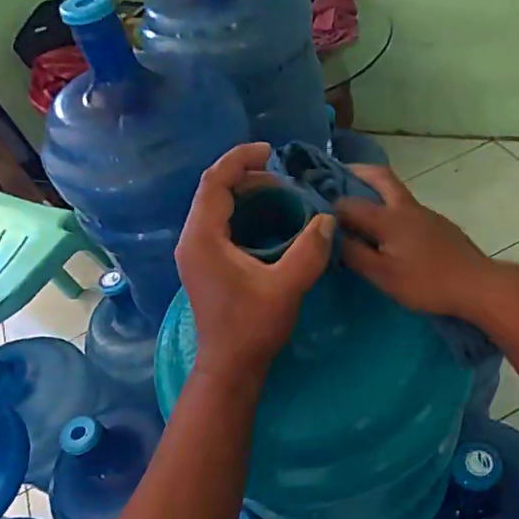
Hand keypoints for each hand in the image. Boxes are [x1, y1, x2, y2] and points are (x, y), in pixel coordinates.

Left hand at [175, 144, 333, 377]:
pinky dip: (242, 214)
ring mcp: (195, 254)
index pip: (215, 182)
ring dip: (245, 195)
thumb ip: (308, 250)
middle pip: (213, 192)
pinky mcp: (204, 266)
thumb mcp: (287, 287)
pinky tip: (269, 221)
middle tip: (284, 179)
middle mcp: (192, 240)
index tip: (271, 152)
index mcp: (203, 238)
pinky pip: (218, 225)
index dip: (240, 160)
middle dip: (247, 177)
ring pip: (215, 208)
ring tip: (280, 194)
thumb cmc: (253, 327)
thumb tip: (326, 220)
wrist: (231, 366)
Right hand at [335, 164, 511, 320]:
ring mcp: (426, 214)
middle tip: (336, 175)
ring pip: (395, 193)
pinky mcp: (438, 225)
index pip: (349, 203)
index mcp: (388, 218)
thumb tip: (332, 237)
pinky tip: (387, 230)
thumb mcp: (383, 275)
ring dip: (374, 191)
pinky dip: (390, 208)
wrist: (477, 285)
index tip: (313, 209)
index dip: (329, 205)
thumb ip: (355, 254)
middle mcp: (406, 207)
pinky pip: (407, 208)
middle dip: (355, 172)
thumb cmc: (426, 283)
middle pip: (380, 177)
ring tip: (356, 206)